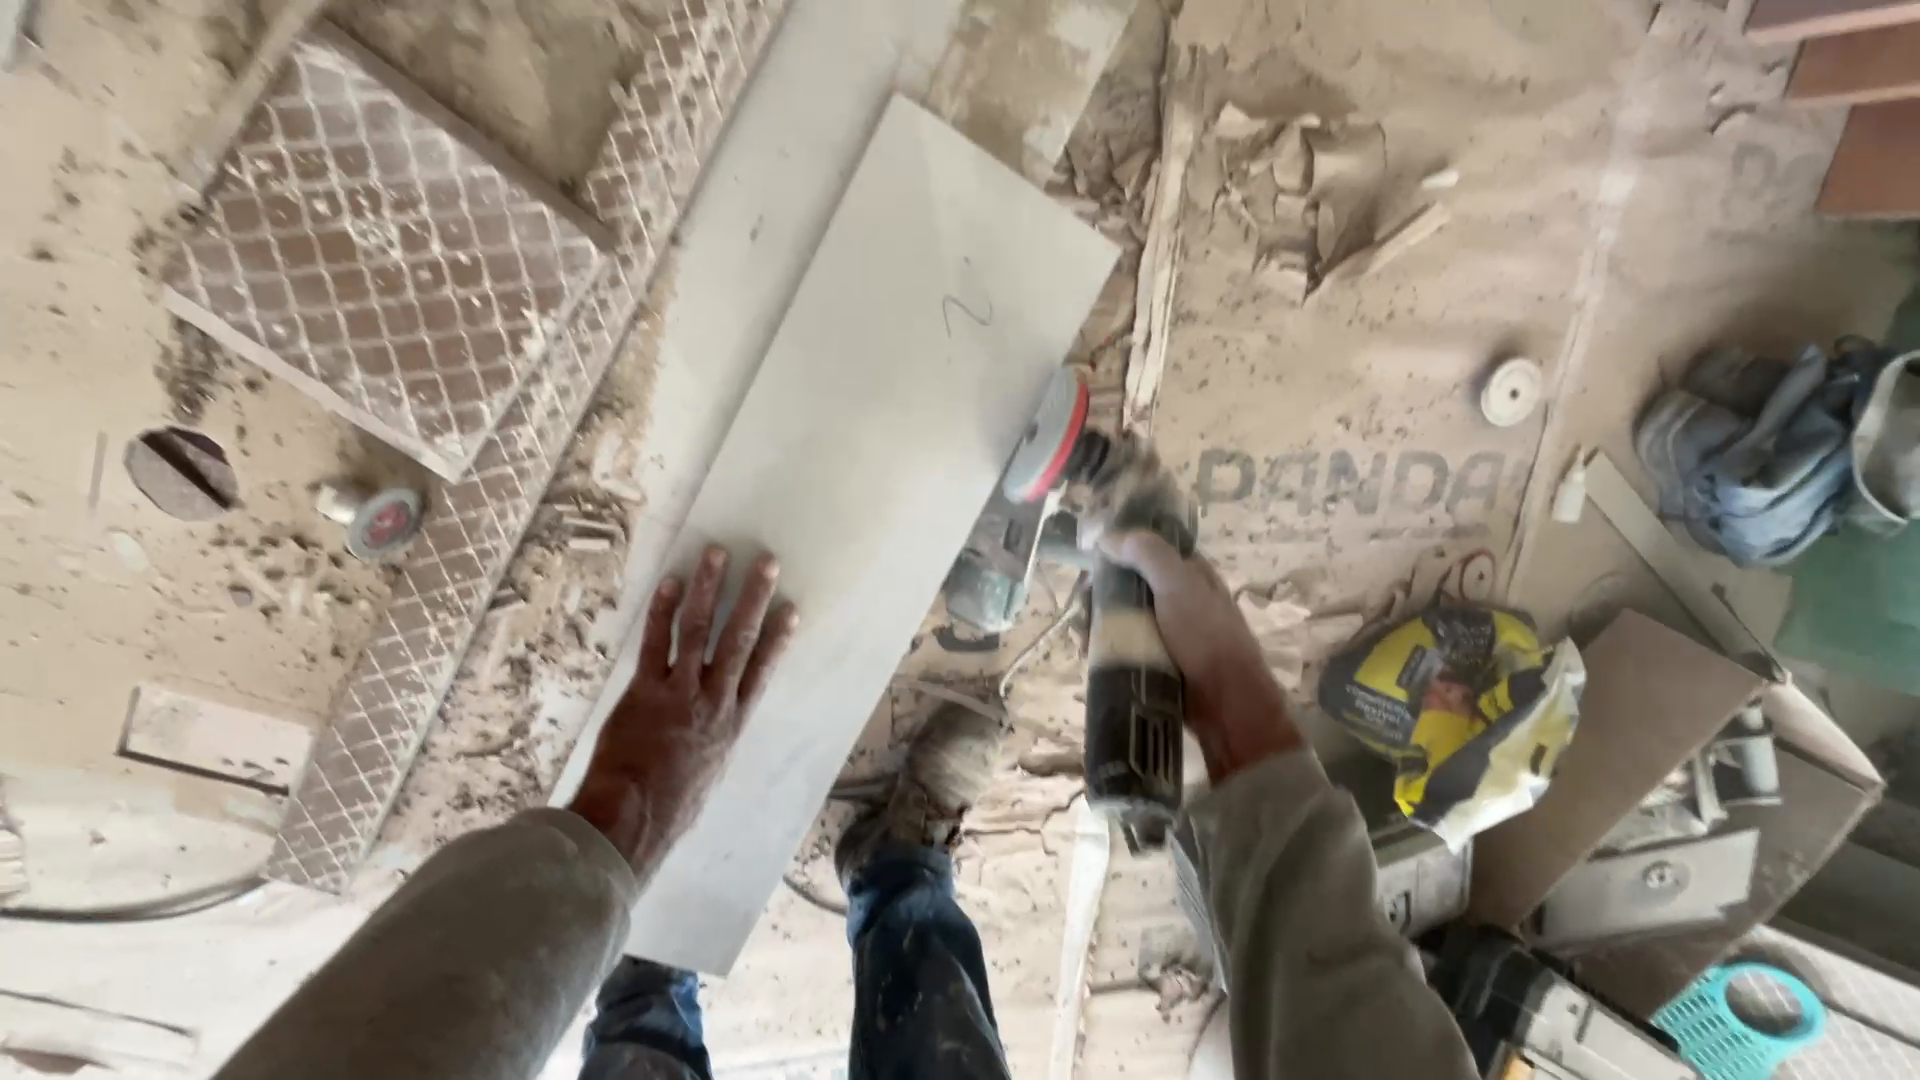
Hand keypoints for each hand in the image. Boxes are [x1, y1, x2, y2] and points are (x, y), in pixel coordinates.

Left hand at [568, 544, 797, 875]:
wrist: (633, 821)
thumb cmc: (673, 805)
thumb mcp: (710, 772)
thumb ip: (715, 740)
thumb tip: (715, 730)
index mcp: (733, 721)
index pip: (762, 669)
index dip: (778, 637)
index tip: (790, 609)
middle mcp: (714, 699)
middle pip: (739, 639)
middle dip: (753, 598)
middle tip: (765, 563)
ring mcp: (679, 691)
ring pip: (699, 631)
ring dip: (709, 590)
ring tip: (717, 555)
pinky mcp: (644, 690)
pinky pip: (655, 643)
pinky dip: (663, 612)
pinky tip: (671, 583)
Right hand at [1099, 531, 1300, 781]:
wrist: (1225, 701)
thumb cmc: (1205, 636)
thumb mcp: (1179, 584)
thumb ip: (1146, 553)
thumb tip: (1106, 538)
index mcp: (1187, 571)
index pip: (1144, 549)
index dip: (1115, 551)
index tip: (1089, 563)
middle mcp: (1174, 596)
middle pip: (1125, 583)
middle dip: (1098, 592)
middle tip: (1082, 606)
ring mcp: (1163, 629)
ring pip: (1118, 614)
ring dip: (1095, 620)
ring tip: (1082, 635)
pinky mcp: (1152, 658)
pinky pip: (1120, 643)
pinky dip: (1101, 644)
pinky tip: (1088, 651)